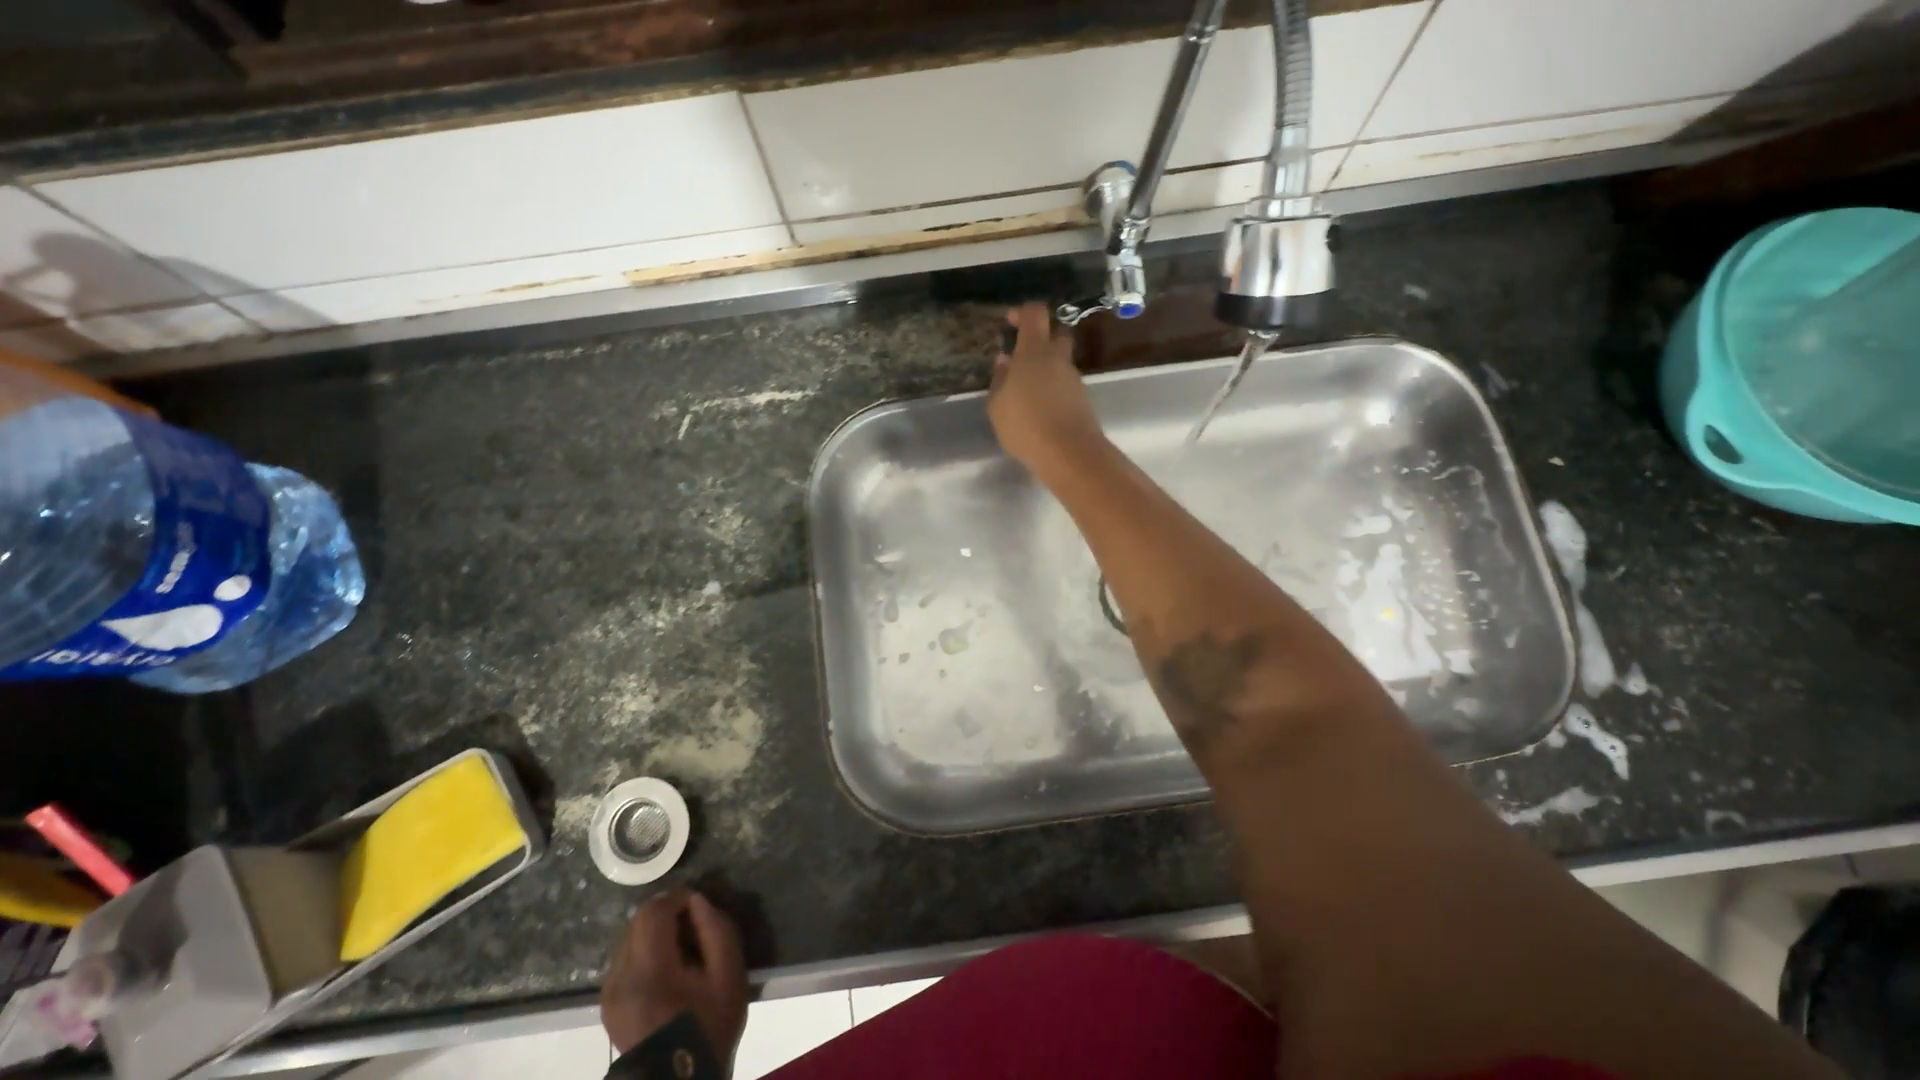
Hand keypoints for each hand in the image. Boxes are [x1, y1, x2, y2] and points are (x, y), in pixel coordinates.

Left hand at [600, 890, 747, 1060]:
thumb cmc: (710, 1029)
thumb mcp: (729, 978)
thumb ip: (717, 931)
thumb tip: (698, 901)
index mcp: (648, 973)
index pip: (652, 913)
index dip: (676, 898)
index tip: (698, 904)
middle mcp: (618, 978)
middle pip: (637, 923)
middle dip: (666, 915)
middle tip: (694, 927)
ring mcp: (608, 992)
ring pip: (629, 939)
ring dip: (655, 933)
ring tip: (682, 951)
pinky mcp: (607, 1003)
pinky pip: (625, 960)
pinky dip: (646, 953)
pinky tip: (667, 971)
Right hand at [987, 303, 1106, 479]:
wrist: (1069, 453)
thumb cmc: (1025, 424)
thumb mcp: (997, 405)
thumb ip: (999, 380)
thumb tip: (1004, 362)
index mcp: (1034, 351)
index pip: (1034, 314)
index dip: (1021, 313)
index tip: (1009, 322)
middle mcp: (1057, 358)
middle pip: (1055, 334)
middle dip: (1040, 338)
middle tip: (1020, 356)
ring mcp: (1073, 378)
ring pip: (1059, 362)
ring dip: (1044, 369)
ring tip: (1023, 392)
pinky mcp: (1082, 399)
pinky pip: (1064, 384)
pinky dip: (1052, 389)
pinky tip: (1038, 409)